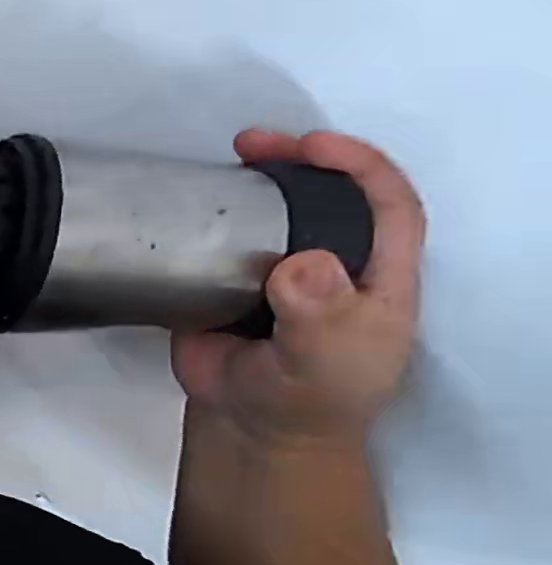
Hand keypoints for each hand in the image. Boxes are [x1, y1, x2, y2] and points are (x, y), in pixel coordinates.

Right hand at [171, 129, 426, 449]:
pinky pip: (213, 244)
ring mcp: (270, 273)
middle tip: (250, 143)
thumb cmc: (309, 394)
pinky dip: (199, 220)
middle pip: (324, 197)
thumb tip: (300, 263)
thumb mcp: (328, 361)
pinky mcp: (218, 284)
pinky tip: (178, 210)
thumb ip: (321, 317)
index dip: (358, 167)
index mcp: (374, 276)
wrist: (249, 421)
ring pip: (267, 216)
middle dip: (296, 161)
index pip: (386, 207)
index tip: (311, 144)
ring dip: (245, 183)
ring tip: (214, 165)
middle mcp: (327, 263)